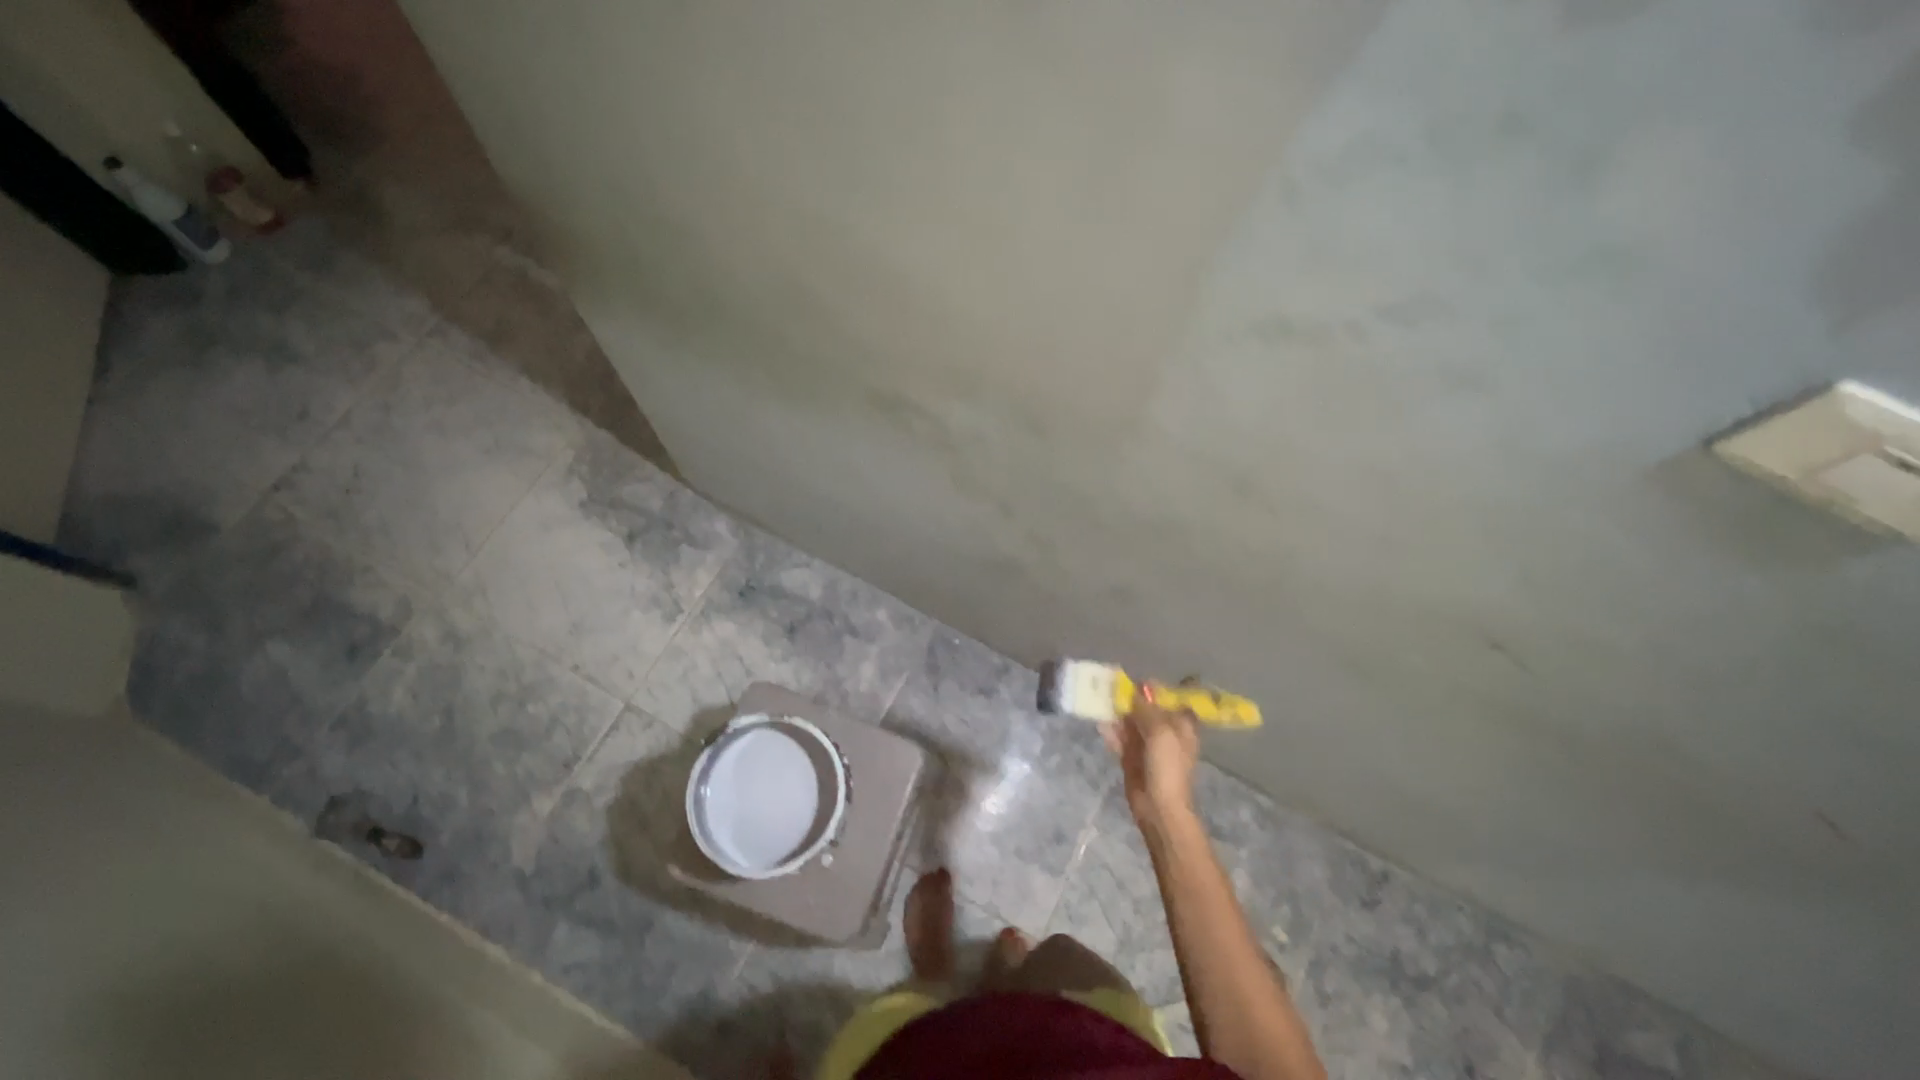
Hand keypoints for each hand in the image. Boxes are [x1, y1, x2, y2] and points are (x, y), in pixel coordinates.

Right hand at [1101, 691, 1200, 831]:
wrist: (1159, 806)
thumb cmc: (1167, 766)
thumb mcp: (1160, 731)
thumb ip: (1146, 708)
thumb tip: (1136, 689)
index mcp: (1181, 723)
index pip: (1173, 697)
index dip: (1158, 687)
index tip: (1138, 678)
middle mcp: (1165, 730)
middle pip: (1148, 707)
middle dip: (1131, 697)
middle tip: (1111, 685)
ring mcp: (1148, 744)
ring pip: (1131, 721)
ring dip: (1118, 712)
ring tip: (1100, 700)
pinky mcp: (1132, 757)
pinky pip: (1120, 738)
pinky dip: (1112, 731)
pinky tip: (1100, 724)